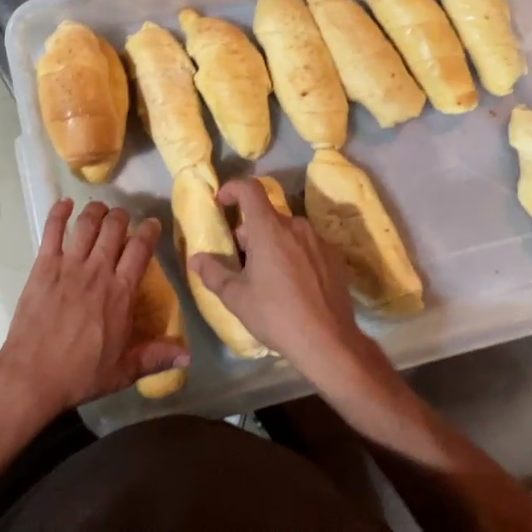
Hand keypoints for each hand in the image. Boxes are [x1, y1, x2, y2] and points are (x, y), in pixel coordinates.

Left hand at [0, 199, 189, 416]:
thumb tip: (188, 356)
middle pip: (114, 229)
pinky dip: (59, 213)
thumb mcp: (123, 371)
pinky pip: (52, 231)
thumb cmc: (80, 375)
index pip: (140, 250)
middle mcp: (97, 271)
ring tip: (100, 209)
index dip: (148, 232)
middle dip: (122, 217)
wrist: (33, 375)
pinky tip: (65, 204)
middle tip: (123, 217)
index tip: (152, 224)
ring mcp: (68, 265)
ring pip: (86, 224)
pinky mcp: (43, 266)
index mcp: (120, 293)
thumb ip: (155, 357)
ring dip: (96, 211)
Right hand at [191, 181, 390, 389]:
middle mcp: (296, 226)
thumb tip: (196, 258)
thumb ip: (213, 273)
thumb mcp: (236, 298)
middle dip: (250, 232)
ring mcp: (319, 240)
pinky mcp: (335, 257)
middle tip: (242, 262)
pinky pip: (307, 246)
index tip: (222, 201)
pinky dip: (295, 255)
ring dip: (273, 244)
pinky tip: (293, 285)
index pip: (249, 189)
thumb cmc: (276, 315)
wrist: (329, 343)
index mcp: (269, 228)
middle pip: (267, 216)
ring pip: (287, 231)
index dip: (233, 189)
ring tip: (268, 277)